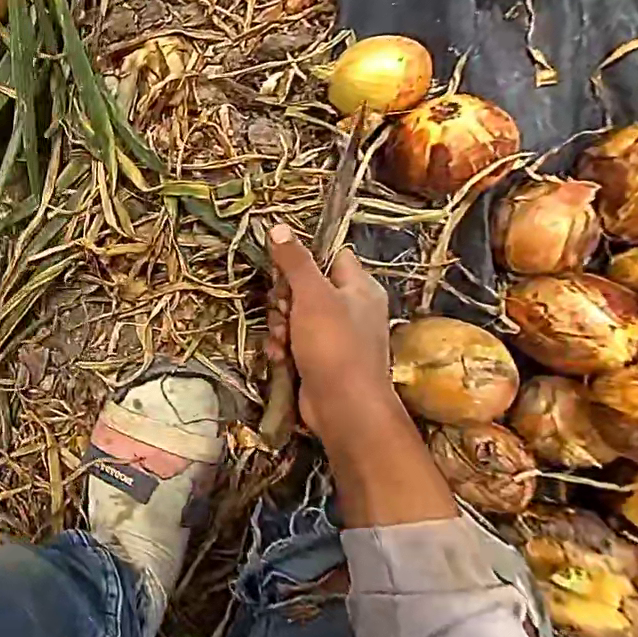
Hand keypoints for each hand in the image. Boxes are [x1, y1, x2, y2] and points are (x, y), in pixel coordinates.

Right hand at [265, 224, 456, 526]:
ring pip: (295, 315)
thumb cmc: (334, 346)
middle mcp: (351, 308)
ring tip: (281, 338)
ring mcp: (336, 335)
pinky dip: (283, 347)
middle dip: (284, 299)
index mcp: (359, 287)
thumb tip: (278, 227)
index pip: (330, 255)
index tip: (282, 268)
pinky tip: (280, 356)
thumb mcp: (312, 296)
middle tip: (283, 310)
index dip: (304, 258)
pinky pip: (294, 341)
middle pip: (305, 285)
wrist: (345, 409)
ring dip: (279, 325)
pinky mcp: (320, 358)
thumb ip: (295, 261)